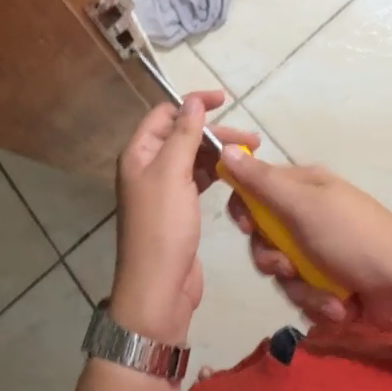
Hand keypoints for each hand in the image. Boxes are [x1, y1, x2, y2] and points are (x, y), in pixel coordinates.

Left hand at [111, 91, 257, 344]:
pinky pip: (198, 180)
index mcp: (139, 153)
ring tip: (253, 154)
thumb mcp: (173, 174)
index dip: (192, 104)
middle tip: (252, 139)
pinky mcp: (179, 210)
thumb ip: (184, 135)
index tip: (224, 100)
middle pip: (182, 135)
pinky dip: (217, 173)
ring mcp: (164, 190)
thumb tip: (193, 101)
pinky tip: (238, 176)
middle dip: (214, 132)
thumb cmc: (162, 227)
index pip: (165, 114)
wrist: (158, 290)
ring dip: (219, 153)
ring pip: (193, 158)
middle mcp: (148, 167)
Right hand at [220, 148, 391, 330]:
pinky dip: (319, 303)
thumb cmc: (353, 238)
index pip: (254, 189)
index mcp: (303, 187)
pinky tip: (341, 306)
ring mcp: (320, 251)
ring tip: (329, 295)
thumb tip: (224, 147)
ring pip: (282, 271)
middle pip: (263, 236)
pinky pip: (303, 294)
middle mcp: (309, 215)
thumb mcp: (302, 206)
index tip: (247, 228)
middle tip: (288, 266)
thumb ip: (260, 182)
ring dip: (301, 288)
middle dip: (273, 259)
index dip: (245, 210)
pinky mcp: (330, 283)